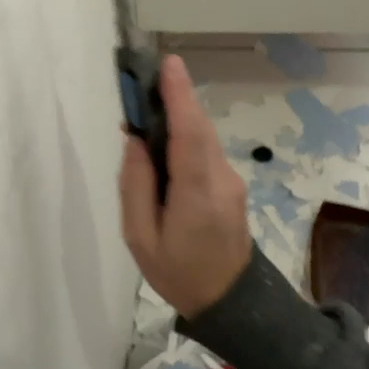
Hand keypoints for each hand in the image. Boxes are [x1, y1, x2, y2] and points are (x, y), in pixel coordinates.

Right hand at [120, 54, 252, 317]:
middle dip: (173, 97)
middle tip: (142, 78)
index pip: (190, 134)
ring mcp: (231, 181)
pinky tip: (161, 144)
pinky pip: (204, 150)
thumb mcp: (140, 237)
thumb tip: (135, 142)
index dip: (179, 96)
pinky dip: (184, 136)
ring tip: (143, 109)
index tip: (169, 65)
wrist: (232, 303)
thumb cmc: (179, 273)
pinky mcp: (231, 185)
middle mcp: (221, 179)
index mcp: (198, 193)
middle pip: (198, 127)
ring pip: (203, 137)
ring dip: (177, 117)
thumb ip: (136, 186)